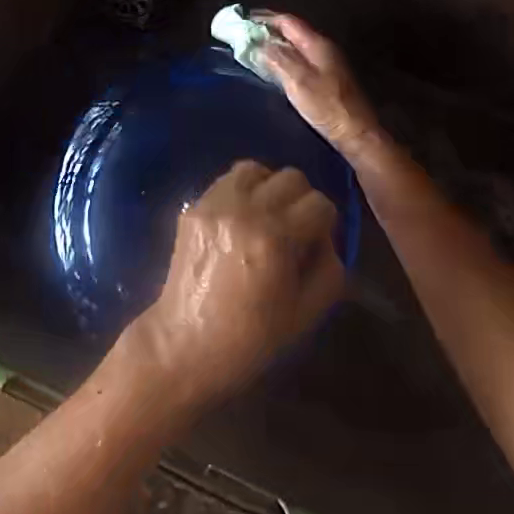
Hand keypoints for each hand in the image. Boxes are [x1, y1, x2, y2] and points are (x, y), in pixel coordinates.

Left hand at [122, 160, 344, 414]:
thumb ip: (329, 269)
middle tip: (295, 227)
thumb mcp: (306, 313)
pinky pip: (225, 181)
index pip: (319, 204)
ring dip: (268, 186)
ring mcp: (213, 205)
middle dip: (302, 200)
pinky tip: (241, 219)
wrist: (184, 345)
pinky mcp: (192, 207)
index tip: (318, 242)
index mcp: (275, 238)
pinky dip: (241, 191)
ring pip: (254, 169)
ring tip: (267, 214)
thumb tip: (327, 238)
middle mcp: (244, 211)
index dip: (326, 223)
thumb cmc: (250, 338)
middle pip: (291, 177)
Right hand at [256, 13, 383, 156]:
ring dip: (274, 44)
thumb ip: (277, 58)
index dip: (264, 18)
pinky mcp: (326, 77)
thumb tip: (257, 41)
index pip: (287, 21)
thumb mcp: (298, 81)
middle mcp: (323, 48)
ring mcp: (326, 63)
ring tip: (251, 49)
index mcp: (317, 44)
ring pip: (295, 46)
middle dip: (267, 30)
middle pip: (291, 31)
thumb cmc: (327, 105)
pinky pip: (299, 59)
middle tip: (242, 34)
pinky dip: (282, 58)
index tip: (242, 19)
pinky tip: (271, 67)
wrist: (355, 132)